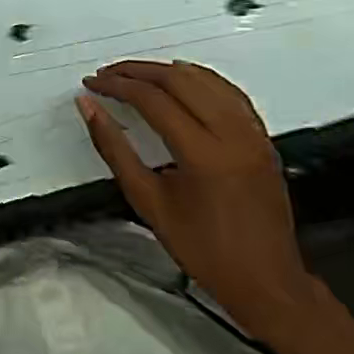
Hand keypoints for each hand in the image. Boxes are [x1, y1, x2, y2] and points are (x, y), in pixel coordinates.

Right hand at [78, 60, 317, 333]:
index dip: (117, 86)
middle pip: (180, 81)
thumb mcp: (146, 199)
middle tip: (107, 74)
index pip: (153, 100)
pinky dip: (199, 80)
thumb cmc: (201, 247)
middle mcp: (234, 136)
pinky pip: (230, 94)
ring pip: (208, 80)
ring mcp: (254, 135)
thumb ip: (113, 147)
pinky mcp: (264, 140)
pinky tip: (179, 84)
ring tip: (135, 75)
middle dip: (138, 71)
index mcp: (204, 154)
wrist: (266, 282)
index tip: (91, 83)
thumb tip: (87, 106)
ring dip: (167, 71)